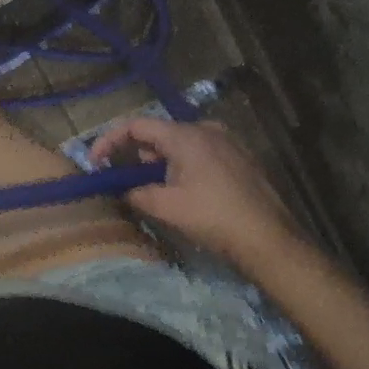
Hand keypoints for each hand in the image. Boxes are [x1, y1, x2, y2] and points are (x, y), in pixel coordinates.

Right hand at [90, 117, 299, 262]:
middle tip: (123, 178)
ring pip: (180, 143)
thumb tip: (122, 190)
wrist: (272, 243)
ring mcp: (229, 143)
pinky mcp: (242, 160)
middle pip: (158, 133)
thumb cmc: (214, 218)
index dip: (109, 141)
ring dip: (160, 161)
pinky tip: (182, 190)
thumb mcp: (164, 207)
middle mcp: (208, 130)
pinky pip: (201, 153)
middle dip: (135, 154)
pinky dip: (183, 165)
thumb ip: (134, 192)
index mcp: (186, 136)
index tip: (96, 163)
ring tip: (152, 187)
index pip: (135, 125)